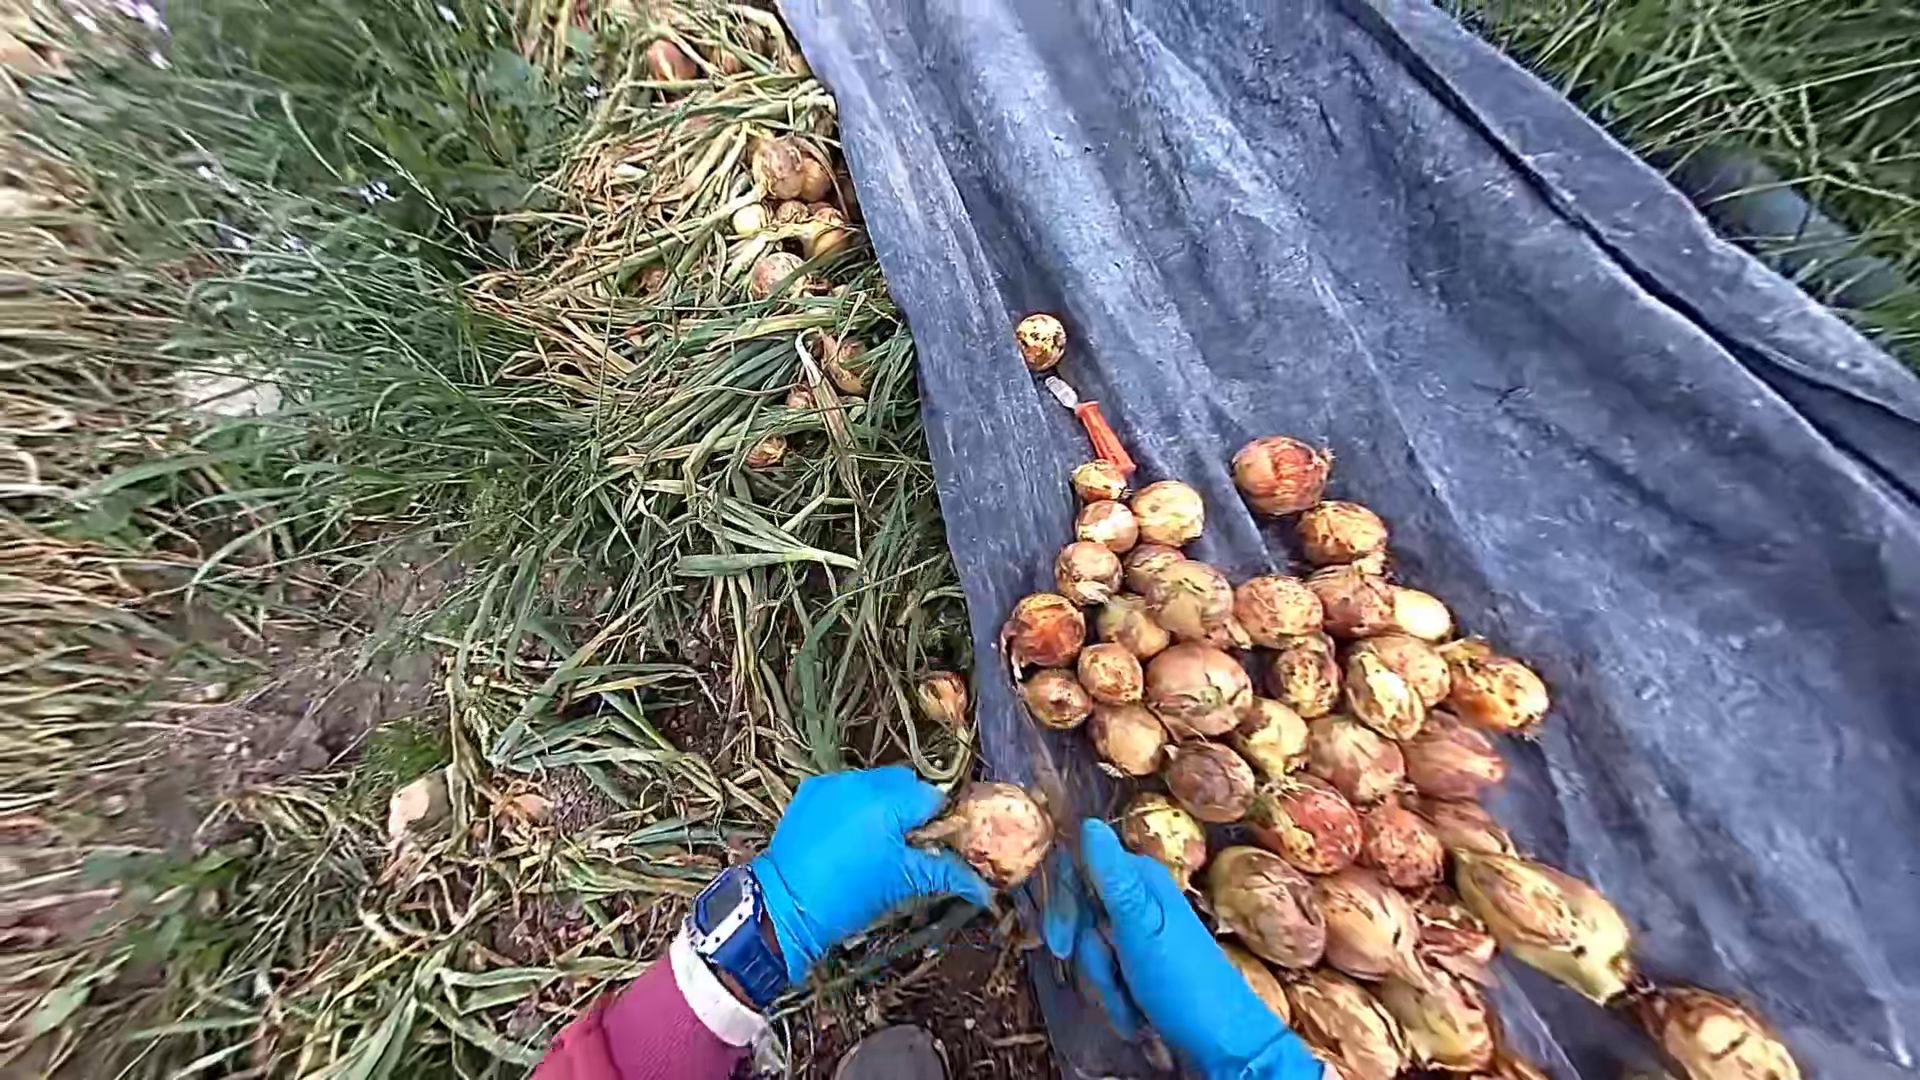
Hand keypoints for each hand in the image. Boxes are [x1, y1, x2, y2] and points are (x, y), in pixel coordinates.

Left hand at [753, 766, 991, 981]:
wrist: (783, 907)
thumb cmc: (850, 896)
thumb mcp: (902, 883)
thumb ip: (945, 873)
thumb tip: (985, 887)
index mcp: (888, 801)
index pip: (931, 795)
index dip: (936, 819)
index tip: (930, 841)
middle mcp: (862, 781)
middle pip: (905, 782)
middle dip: (910, 807)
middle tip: (903, 843)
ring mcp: (835, 781)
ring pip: (876, 781)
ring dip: (883, 802)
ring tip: (872, 838)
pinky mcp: (813, 787)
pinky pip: (847, 786)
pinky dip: (854, 802)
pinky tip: (846, 832)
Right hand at [1077, 819, 1323, 1079]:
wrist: (1230, 1052)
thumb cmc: (1187, 986)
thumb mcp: (1142, 928)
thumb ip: (1112, 875)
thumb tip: (1089, 822)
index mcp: (1138, 876)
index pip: (1078, 866)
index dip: (1062, 902)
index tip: (1060, 943)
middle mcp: (1137, 896)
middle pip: (1081, 909)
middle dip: (1089, 953)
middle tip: (1109, 979)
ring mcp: (1140, 931)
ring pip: (1091, 945)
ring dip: (1104, 983)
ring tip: (1133, 1007)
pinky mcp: (1141, 963)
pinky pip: (1108, 971)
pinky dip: (1116, 998)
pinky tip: (1137, 1017)